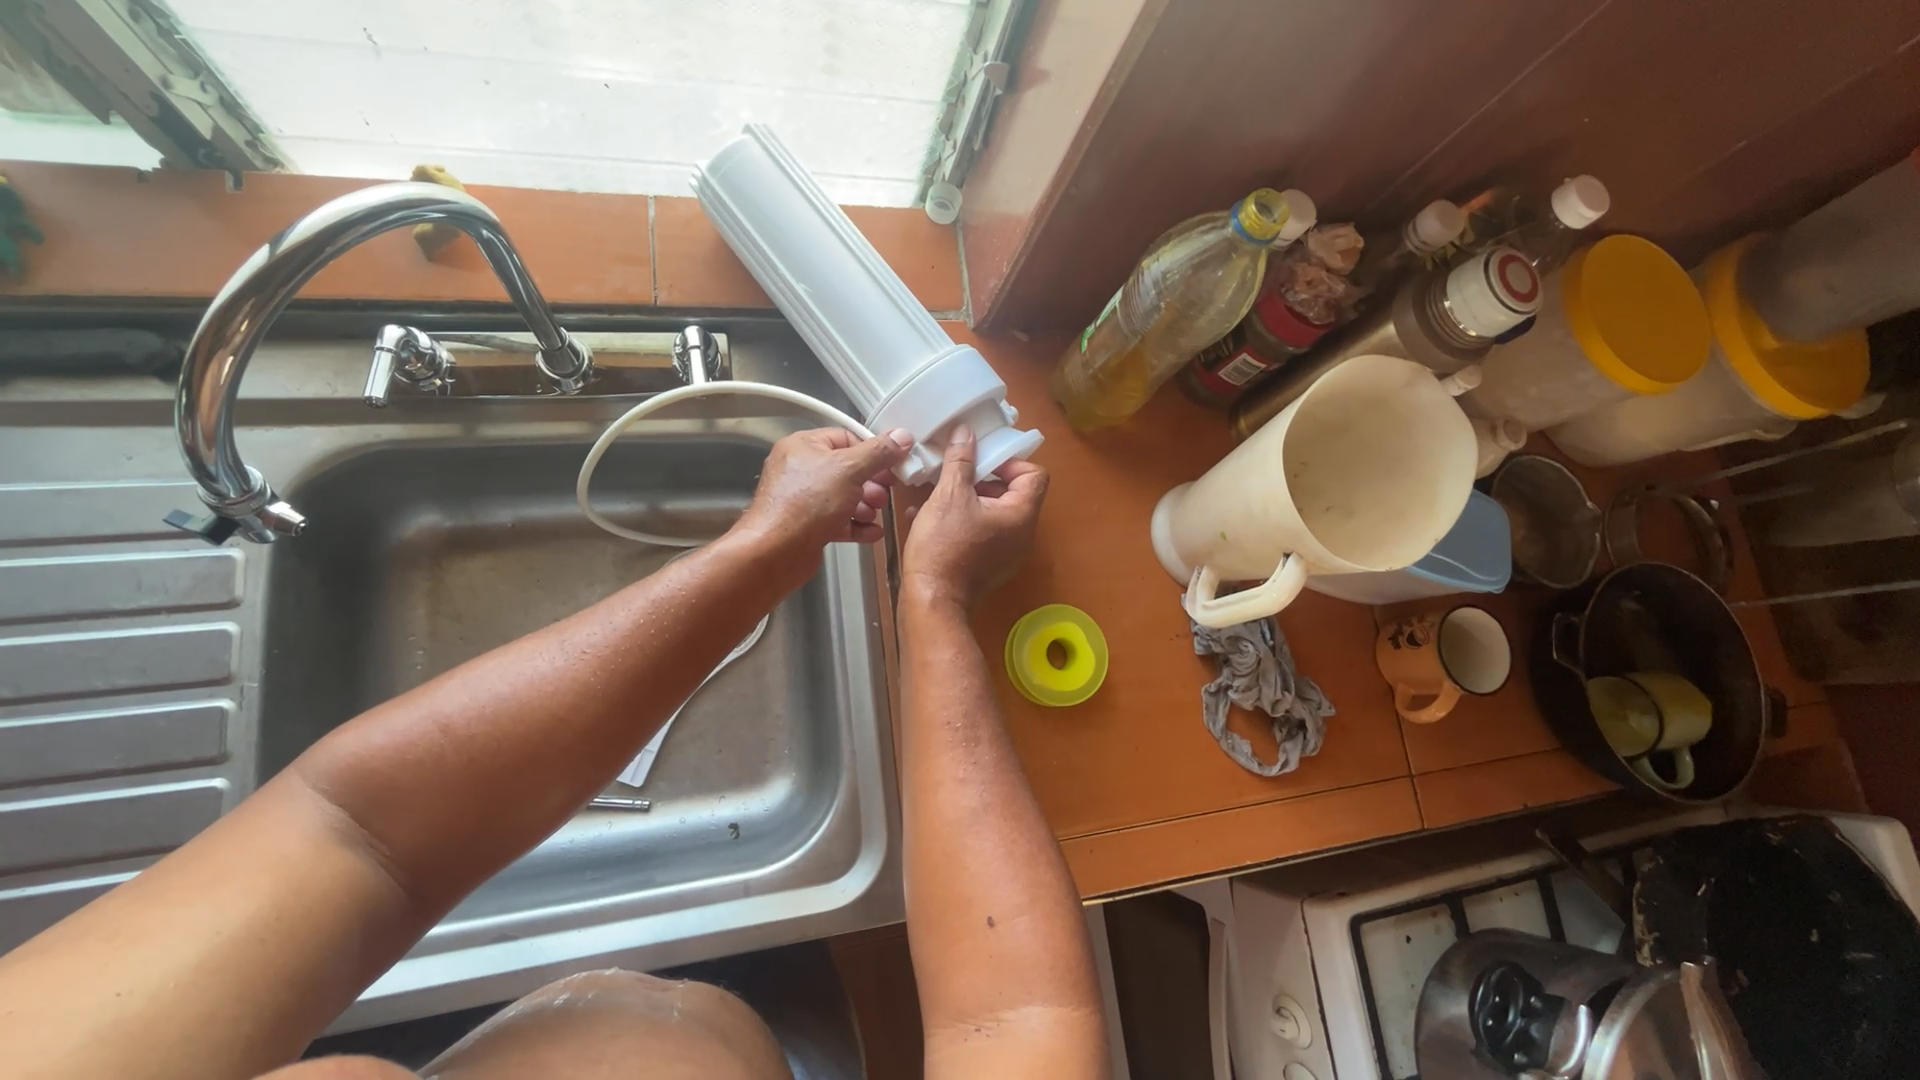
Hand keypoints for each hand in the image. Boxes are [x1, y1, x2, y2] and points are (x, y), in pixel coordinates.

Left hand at [735, 427, 914, 550]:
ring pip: (843, 497)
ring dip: (865, 506)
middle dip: (871, 483)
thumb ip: (878, 453)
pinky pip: (837, 520)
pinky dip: (856, 525)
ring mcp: (803, 499)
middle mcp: (801, 469)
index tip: (894, 464)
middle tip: (884, 493)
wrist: (775, 552)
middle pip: (847, 470)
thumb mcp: (849, 469)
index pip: (846, 438)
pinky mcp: (808, 526)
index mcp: (804, 446)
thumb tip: (902, 436)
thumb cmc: (806, 503)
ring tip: (875, 514)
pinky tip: (872, 532)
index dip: (872, 451)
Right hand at [901, 425, 1048, 609]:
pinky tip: (931, 517)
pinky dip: (964, 520)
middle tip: (955, 475)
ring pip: (995, 512)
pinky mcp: (989, 566)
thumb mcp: (949, 495)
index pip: (1034, 474)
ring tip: (939, 494)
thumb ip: (960, 461)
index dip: (1009, 462)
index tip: (980, 461)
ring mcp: (1007, 553)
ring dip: (969, 498)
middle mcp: (1022, 535)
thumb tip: (965, 432)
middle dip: (984, 478)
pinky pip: (983, 532)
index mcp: (1021, 515)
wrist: (931, 600)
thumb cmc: (944, 546)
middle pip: (1014, 493)